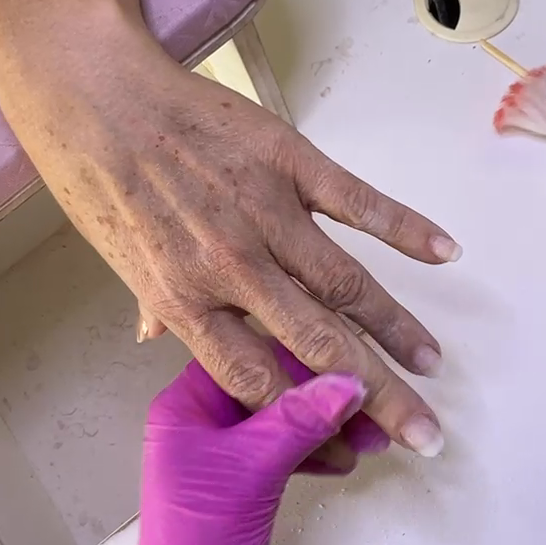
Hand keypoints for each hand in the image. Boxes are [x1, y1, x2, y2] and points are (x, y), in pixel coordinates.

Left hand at [9, 45, 454, 457]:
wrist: (101, 100)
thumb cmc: (101, 181)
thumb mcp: (119, 261)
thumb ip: (154, 306)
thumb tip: (158, 341)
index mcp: (186, 303)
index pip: (261, 383)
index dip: (310, 424)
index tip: (347, 444)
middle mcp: (233, 270)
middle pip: (321, 348)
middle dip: (379, 399)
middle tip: (424, 432)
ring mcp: (266, 214)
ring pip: (347, 286)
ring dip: (396, 330)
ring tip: (430, 363)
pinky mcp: (289, 162)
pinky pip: (358, 202)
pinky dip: (404, 228)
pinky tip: (444, 253)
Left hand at [46, 349, 373, 544]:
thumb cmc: (203, 538)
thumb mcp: (254, 468)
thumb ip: (300, 419)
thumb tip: (350, 378)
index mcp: (188, 401)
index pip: (250, 356)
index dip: (304, 356)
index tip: (353, 360)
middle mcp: (203, 417)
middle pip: (272, 386)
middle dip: (325, 398)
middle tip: (374, 407)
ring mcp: (223, 449)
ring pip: (285, 419)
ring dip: (328, 427)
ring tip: (373, 437)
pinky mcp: (244, 478)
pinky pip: (285, 449)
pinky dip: (316, 451)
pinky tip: (346, 458)